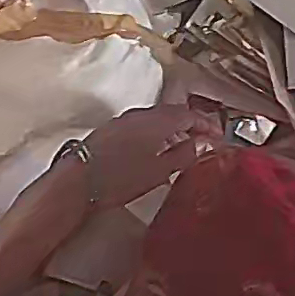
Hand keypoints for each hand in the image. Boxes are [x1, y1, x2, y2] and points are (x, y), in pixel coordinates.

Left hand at [82, 104, 221, 209]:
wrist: (76, 182)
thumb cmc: (122, 178)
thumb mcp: (160, 169)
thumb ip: (185, 154)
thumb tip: (203, 143)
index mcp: (159, 120)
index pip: (191, 115)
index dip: (207, 124)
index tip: (218, 136)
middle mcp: (143, 114)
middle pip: (174, 113)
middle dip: (191, 125)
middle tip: (203, 140)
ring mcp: (125, 119)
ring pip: (158, 118)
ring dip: (174, 129)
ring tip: (183, 147)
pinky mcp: (113, 129)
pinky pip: (144, 124)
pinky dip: (157, 132)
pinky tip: (158, 149)